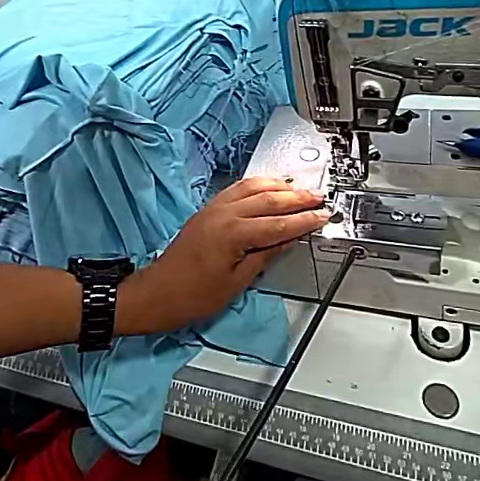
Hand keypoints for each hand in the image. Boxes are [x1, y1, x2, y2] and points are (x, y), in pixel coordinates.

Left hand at [121, 176, 327, 334]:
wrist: (156, 293)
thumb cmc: (193, 296)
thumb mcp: (237, 283)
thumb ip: (265, 256)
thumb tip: (289, 240)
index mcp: (232, 235)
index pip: (278, 224)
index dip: (304, 220)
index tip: (323, 217)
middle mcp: (223, 214)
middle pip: (269, 200)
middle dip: (298, 198)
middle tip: (319, 198)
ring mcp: (214, 208)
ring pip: (253, 188)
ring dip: (279, 186)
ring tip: (300, 189)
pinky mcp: (208, 208)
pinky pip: (237, 188)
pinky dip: (258, 184)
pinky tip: (269, 187)